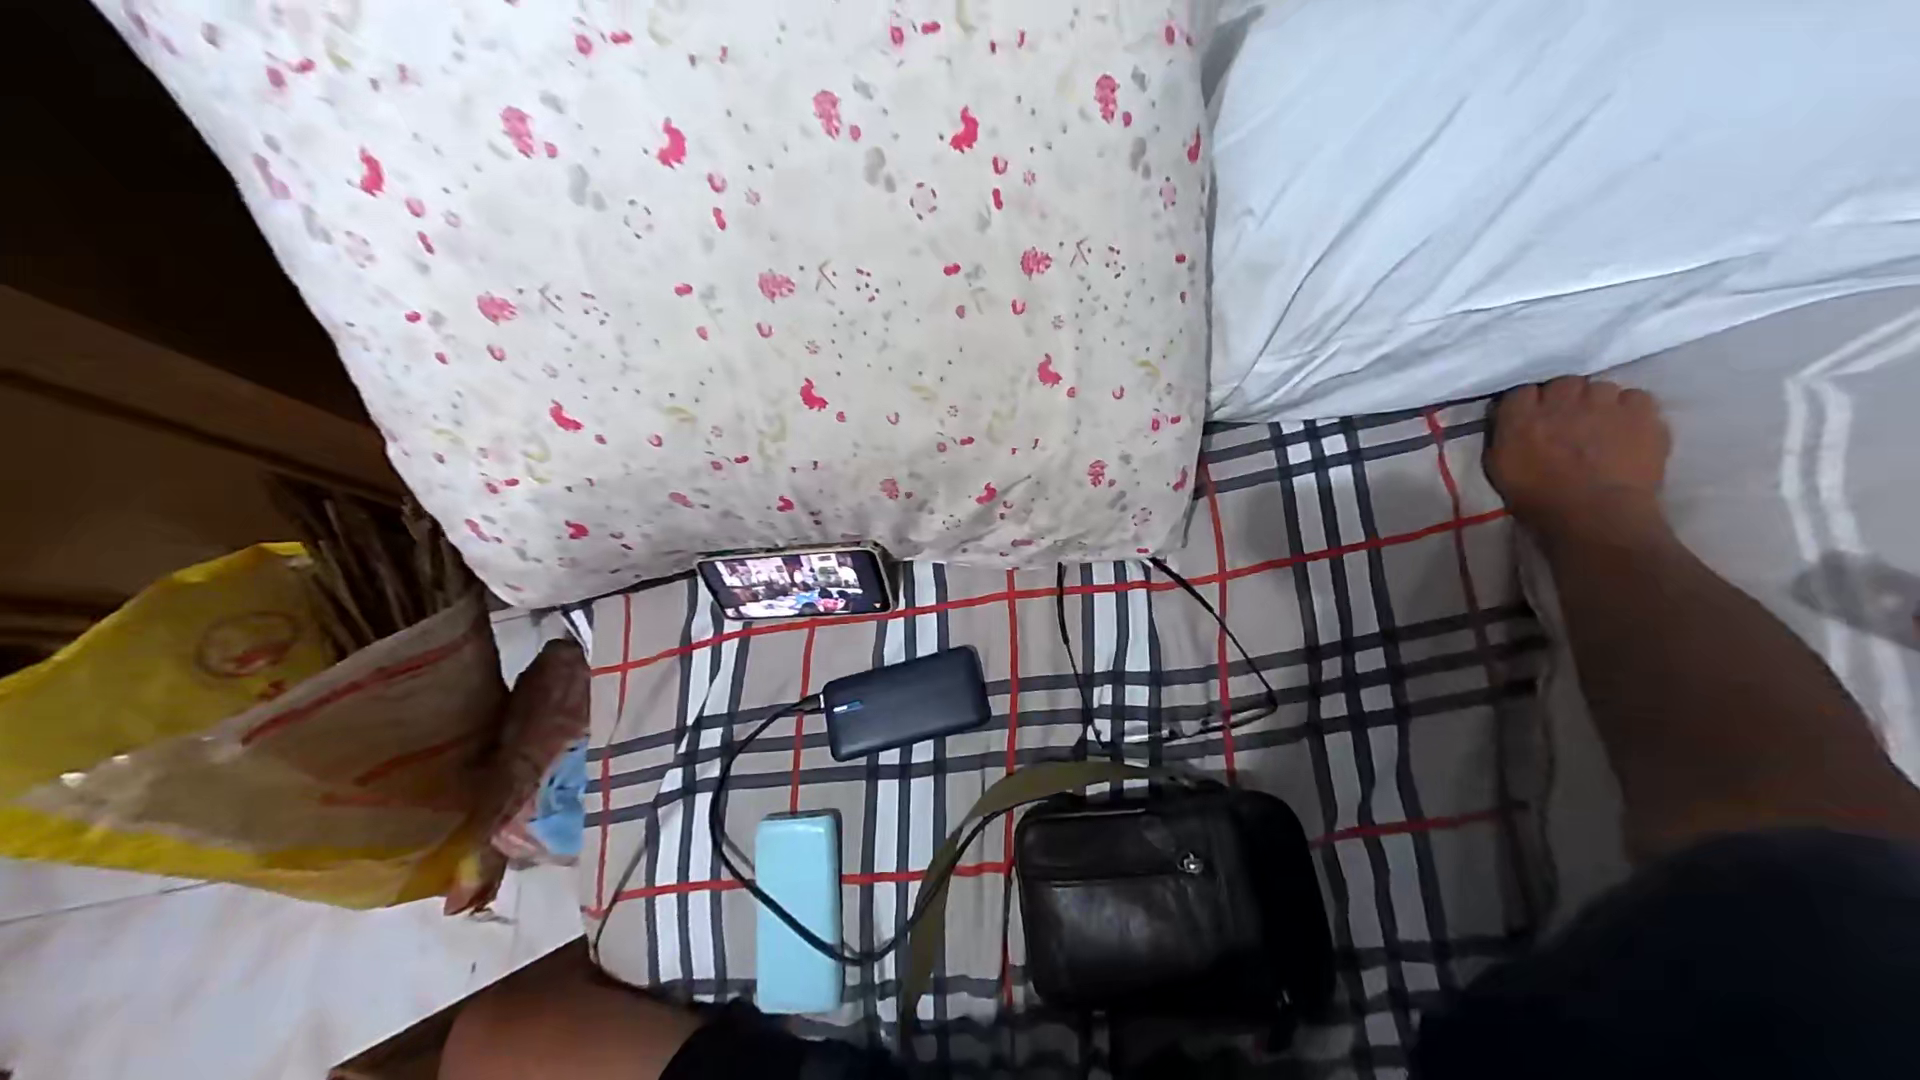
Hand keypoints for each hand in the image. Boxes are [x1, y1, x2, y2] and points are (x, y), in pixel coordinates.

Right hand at [1485, 376, 1671, 546]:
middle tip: (1565, 422)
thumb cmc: (1538, 498)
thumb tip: (1509, 420)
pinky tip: (1625, 429)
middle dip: (1563, 398)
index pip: (1519, 392)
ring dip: (1597, 402)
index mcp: (1520, 418)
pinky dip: (1629, 409)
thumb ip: (1503, 436)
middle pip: (1562, 383)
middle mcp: (1561, 402)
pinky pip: (1635, 397)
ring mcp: (1604, 404)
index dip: (1526, 405)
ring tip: (1598, 426)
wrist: (1594, 515)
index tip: (1529, 419)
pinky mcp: (1642, 412)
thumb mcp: (1500, 467)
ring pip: (1600, 387)